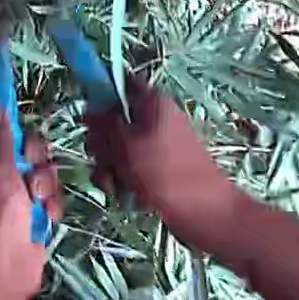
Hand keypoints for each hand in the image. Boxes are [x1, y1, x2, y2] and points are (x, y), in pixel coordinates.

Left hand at [0, 105, 61, 299]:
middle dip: (33, 155)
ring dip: (44, 184)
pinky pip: (51, 193)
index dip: (1, 117)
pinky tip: (45, 217)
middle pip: (24, 143)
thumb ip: (1, 139)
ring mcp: (18, 191)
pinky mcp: (36, 209)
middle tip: (28, 169)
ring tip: (36, 202)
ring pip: (41, 167)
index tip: (15, 117)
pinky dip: (50, 205)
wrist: (8, 274)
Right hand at [85, 75, 241, 244]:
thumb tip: (88, 108)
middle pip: (112, 119)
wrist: (209, 217)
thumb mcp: (127, 146)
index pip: (119, 82)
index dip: (99, 94)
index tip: (89, 117)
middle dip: (102, 143)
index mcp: (152, 102)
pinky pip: (129, 168)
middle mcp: (154, 118)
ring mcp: (157, 144)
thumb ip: (103, 124)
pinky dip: (124, 181)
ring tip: (117, 185)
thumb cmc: (168, 175)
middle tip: (104, 159)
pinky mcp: (158, 169)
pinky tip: (127, 196)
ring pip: (117, 147)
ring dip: (109, 167)